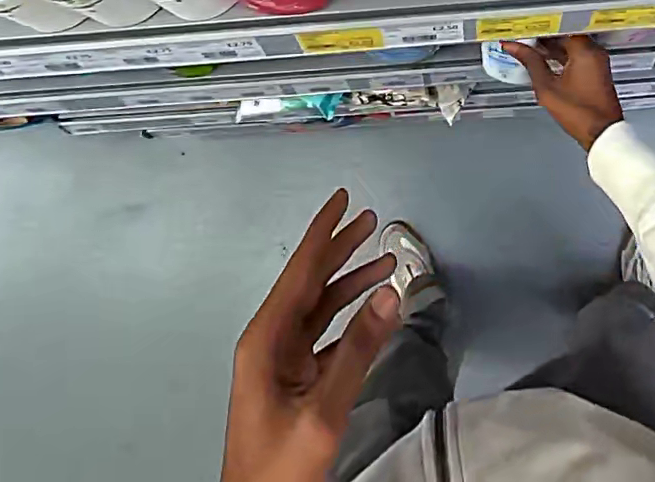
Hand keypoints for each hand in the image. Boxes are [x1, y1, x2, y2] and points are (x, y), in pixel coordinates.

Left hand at [222, 190, 399, 481]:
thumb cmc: (278, 468)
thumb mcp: (322, 410)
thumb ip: (358, 350)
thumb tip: (388, 295)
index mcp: (266, 339)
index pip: (301, 270)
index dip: (323, 231)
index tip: (340, 200)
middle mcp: (271, 339)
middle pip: (311, 279)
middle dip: (341, 247)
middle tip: (368, 220)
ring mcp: (282, 357)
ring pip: (320, 302)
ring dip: (352, 279)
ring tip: (383, 258)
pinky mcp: (294, 374)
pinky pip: (326, 329)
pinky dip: (351, 312)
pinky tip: (372, 303)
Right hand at [503, 35, 623, 149]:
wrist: (601, 134)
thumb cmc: (578, 112)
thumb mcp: (547, 87)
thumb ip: (530, 62)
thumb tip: (513, 46)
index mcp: (585, 50)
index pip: (560, 26)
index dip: (540, 25)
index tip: (525, 26)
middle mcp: (594, 51)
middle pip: (566, 34)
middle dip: (544, 36)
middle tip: (523, 35)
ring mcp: (597, 61)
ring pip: (570, 45)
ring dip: (551, 46)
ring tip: (529, 47)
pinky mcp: (596, 70)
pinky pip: (576, 55)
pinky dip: (561, 55)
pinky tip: (544, 60)